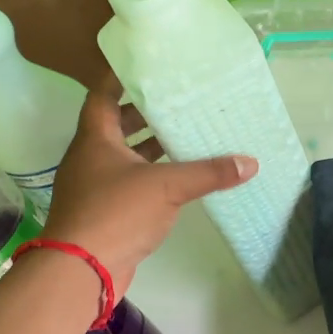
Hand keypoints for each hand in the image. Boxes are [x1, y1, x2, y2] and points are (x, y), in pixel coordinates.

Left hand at [42, 77, 256, 288]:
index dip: (121, 76)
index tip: (147, 64)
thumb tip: (250, 162)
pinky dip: (153, 175)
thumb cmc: (116, 213)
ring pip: (126, 155)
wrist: (81, 269)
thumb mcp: (167, 187)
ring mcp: (96, 185)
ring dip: (151, 146)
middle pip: (117, 124)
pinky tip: (179, 177)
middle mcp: (92, 156)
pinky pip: (132, 182)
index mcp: (96, 138)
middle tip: (178, 99)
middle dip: (145, 112)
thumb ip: (208, 173)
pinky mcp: (106, 210)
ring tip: (186, 134)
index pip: (103, 94)